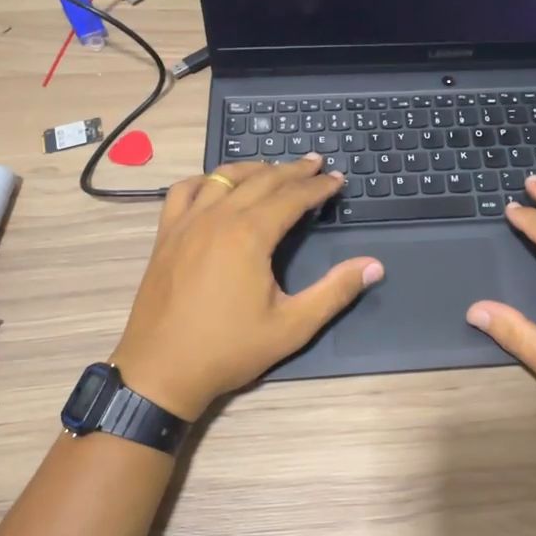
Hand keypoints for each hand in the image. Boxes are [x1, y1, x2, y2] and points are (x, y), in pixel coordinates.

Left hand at [110, 156, 383, 420]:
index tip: (338, 179)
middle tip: (317, 163)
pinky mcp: (165, 235)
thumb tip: (375, 266)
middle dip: (293, 170)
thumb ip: (335, 291)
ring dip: (254, 168)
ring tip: (275, 167)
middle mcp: (218, 217)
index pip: (293, 197)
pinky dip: (205, 180)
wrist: (160, 372)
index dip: (319, 187)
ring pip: (224, 178)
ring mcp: (186, 223)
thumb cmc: (229, 350)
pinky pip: (184, 191)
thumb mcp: (292, 326)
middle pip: (262, 180)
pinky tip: (216, 184)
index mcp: (250, 235)